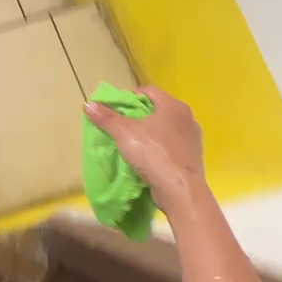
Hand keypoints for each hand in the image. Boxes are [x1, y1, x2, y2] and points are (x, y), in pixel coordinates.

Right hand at [84, 86, 210, 219]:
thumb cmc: (153, 154)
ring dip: (149, 131)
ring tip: (131, 141)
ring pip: (166, 127)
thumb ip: (106, 117)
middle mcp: (187, 118)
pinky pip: (172, 144)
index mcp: (173, 106)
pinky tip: (147, 156)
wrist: (180, 190)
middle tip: (120, 124)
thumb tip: (88, 104)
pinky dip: (158, 146)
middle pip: (157, 109)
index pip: (148, 91)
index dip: (129, 96)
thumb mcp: (123, 133)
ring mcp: (193, 138)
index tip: (116, 108)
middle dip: (138, 115)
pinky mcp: (193, 156)